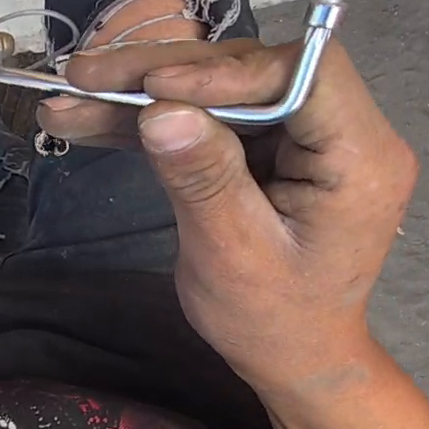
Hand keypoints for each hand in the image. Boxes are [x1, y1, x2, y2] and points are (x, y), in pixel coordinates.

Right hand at [38, 40, 417, 393]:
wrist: (289, 355)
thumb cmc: (269, 318)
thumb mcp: (230, 254)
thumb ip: (202, 179)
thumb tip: (159, 113)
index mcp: (357, 156)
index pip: (303, 77)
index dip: (225, 72)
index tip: (152, 88)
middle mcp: (335, 132)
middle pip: (246, 74)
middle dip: (161, 73)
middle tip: (84, 76)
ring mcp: (294, 139)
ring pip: (214, 92)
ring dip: (138, 94)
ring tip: (71, 95)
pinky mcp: (260, 151)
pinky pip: (203, 122)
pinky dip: (146, 123)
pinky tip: (90, 120)